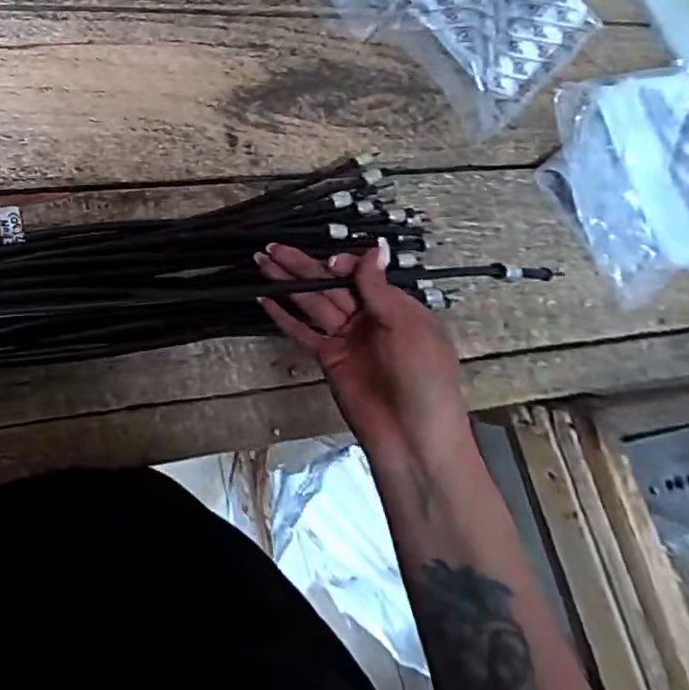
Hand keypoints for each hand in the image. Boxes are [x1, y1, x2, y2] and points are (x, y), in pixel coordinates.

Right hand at [256, 240, 469, 464]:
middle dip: (302, 266)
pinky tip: (266, 299)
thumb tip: (375, 248)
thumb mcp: (407, 328)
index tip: (327, 263)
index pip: (360, 274)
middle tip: (274, 248)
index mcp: (395, 307)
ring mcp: (347, 339)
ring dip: (288, 283)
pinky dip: (284, 316)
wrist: (414, 441)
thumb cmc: (425, 382)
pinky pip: (303, 332)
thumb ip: (380, 289)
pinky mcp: (329, 359)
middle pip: (330, 285)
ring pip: (312, 303)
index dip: (340, 265)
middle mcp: (368, 318)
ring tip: (263, 263)